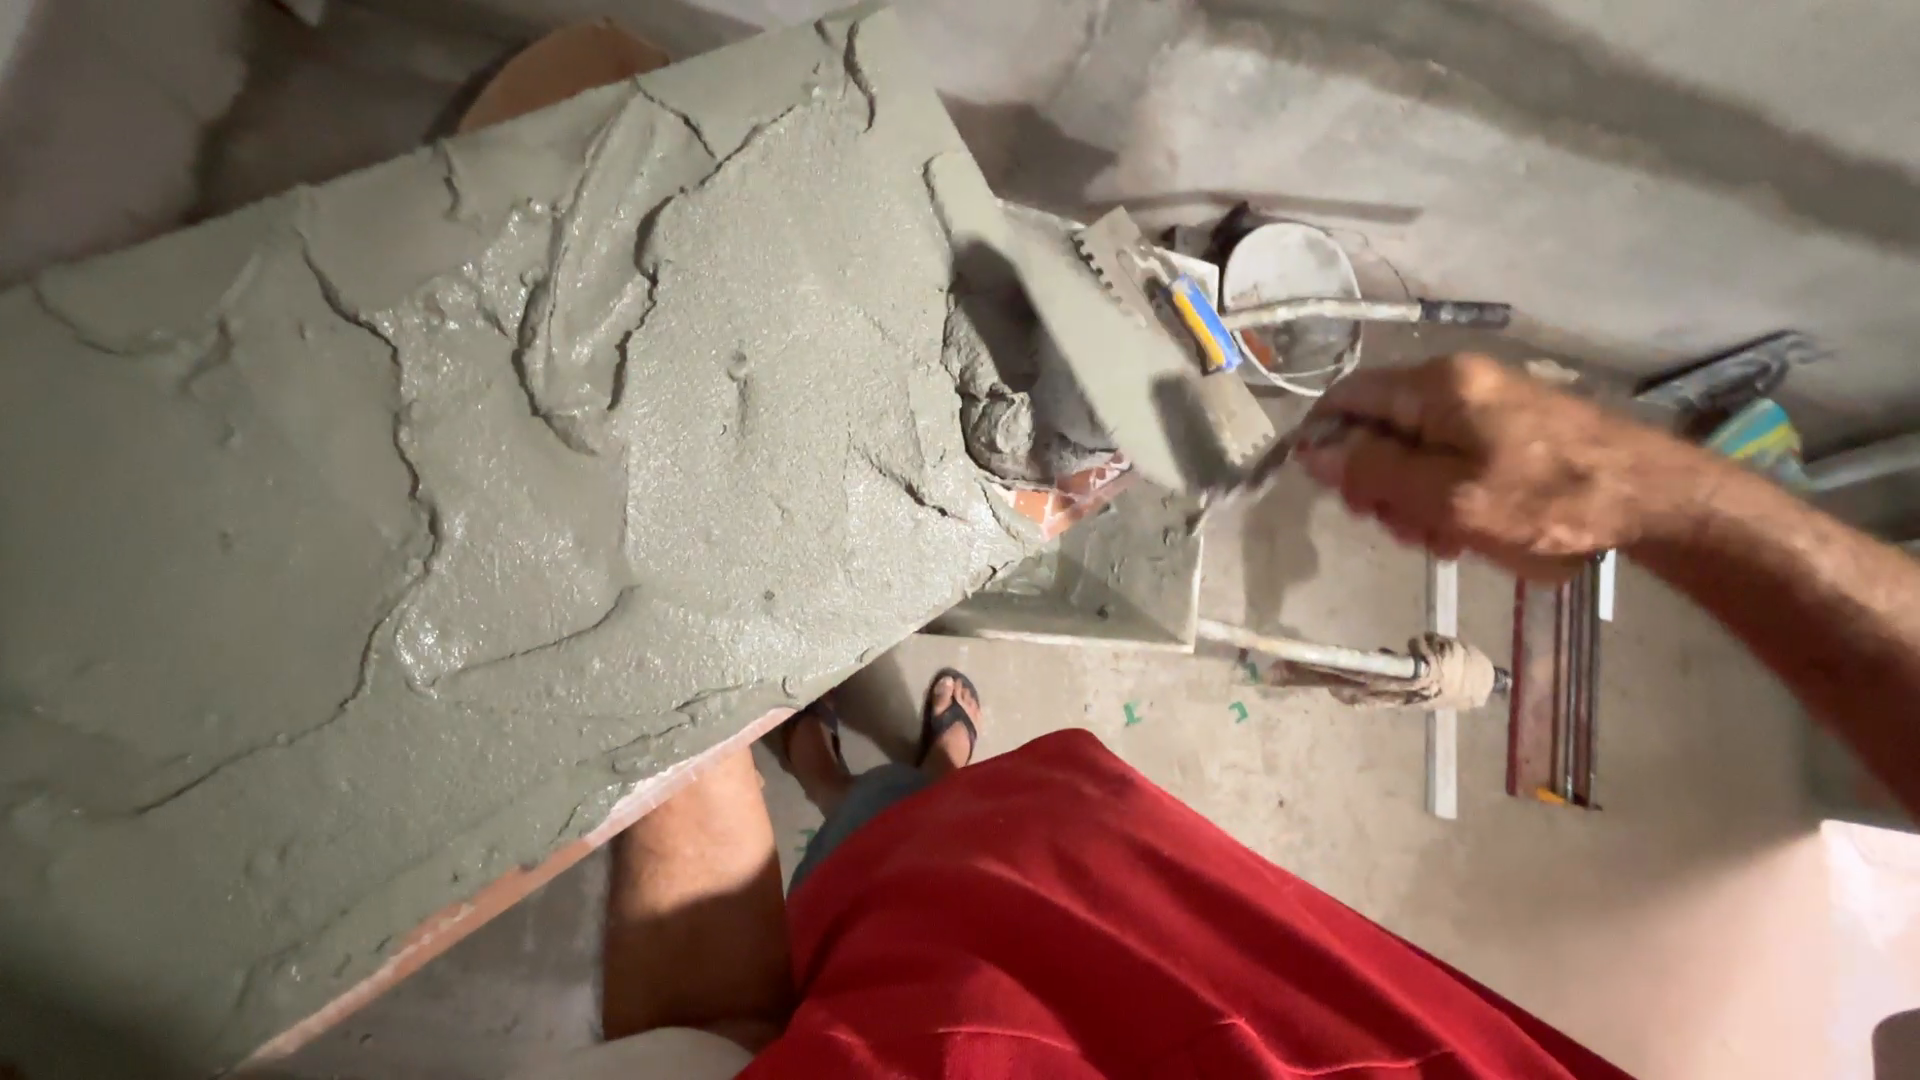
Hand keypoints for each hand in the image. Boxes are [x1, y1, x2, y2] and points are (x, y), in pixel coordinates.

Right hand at [1294, 354, 1709, 577]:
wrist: (1659, 502)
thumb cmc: (1549, 499)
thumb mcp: (1446, 496)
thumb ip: (1373, 472)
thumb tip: (1311, 453)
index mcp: (1434, 386)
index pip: (1344, 398)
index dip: (1323, 442)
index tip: (1332, 492)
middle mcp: (1453, 383)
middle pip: (1375, 428)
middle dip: (1374, 481)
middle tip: (1397, 526)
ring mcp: (1482, 404)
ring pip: (1408, 449)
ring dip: (1408, 497)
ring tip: (1438, 537)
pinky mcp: (1505, 427)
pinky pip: (1445, 457)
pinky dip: (1440, 493)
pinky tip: (1462, 528)